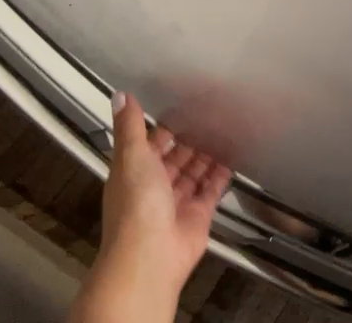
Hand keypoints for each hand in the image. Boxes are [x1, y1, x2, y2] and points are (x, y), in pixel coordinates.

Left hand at [70, 92, 229, 322]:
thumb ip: (129, 127)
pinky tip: (232, 158)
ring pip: (194, 172)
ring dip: (207, 154)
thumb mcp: (131, 158)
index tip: (182, 107)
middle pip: (175, 158)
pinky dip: (221, 174)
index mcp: (134, 173)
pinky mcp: (198, 214)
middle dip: (190, 140)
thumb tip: (120, 96)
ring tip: (225, 131)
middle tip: (211, 116)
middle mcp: (154, 187)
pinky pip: (212, 189)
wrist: (151, 256)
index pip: (151, 145)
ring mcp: (177, 202)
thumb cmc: (135, 209)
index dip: (165, 128)